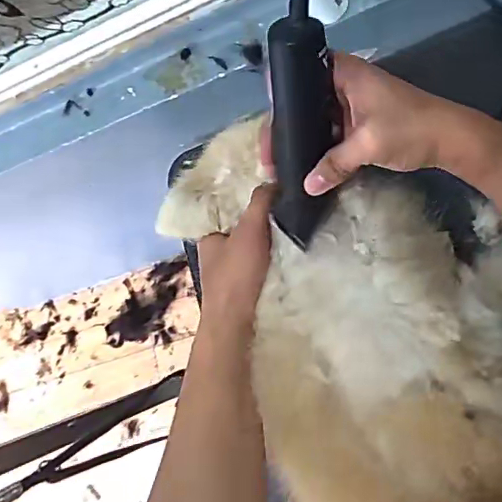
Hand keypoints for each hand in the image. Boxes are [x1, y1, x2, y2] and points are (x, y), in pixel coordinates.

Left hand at [193, 185, 272, 343]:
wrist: (235, 322)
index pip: (227, 211)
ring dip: (268, 244)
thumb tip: (271, 179)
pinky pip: (257, 267)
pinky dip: (270, 261)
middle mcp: (214, 254)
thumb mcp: (250, 230)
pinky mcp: (241, 291)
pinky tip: (287, 259)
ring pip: (250, 250)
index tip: (272, 195)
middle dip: (261, 224)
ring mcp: (226, 275)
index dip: (247, 202)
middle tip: (287, 213)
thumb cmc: (237, 273)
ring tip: (293, 233)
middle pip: (241, 230)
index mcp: (208, 237)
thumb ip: (260, 203)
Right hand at [263, 54, 488, 194]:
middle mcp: (346, 80)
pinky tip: (310, 163)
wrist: (452, 137)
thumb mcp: (368, 146)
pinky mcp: (364, 118)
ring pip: (320, 116)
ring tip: (283, 163)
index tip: (266, 126)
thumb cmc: (410, 129)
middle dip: (288, 125)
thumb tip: (306, 186)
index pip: (298, 74)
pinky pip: (335, 127)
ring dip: (306, 137)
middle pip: (305, 98)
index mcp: (344, 71)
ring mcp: (356, 100)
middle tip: (270, 154)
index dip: (278, 98)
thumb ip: (334, 164)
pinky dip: (325, 143)